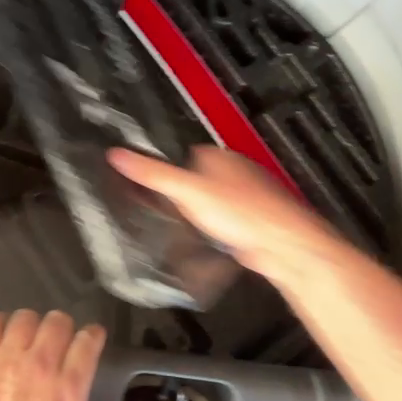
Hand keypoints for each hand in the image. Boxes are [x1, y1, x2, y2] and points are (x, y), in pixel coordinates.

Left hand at [0, 310, 184, 400]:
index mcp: (69, 390)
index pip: (87, 341)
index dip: (93, 335)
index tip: (93, 338)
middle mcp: (39, 367)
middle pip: (56, 322)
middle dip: (63, 327)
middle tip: (61, 342)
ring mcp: (5, 363)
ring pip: (23, 319)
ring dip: (31, 325)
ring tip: (31, 339)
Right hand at [109, 146, 357, 286]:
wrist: (285, 246)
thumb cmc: (243, 213)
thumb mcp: (186, 191)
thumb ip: (151, 174)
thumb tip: (116, 154)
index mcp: (219, 157)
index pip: (183, 156)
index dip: (165, 172)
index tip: (149, 187)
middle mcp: (235, 172)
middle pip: (196, 179)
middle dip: (180, 196)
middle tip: (164, 211)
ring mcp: (246, 198)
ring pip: (211, 202)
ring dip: (197, 215)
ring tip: (183, 229)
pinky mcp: (252, 222)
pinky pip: (224, 223)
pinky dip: (213, 231)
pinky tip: (208, 242)